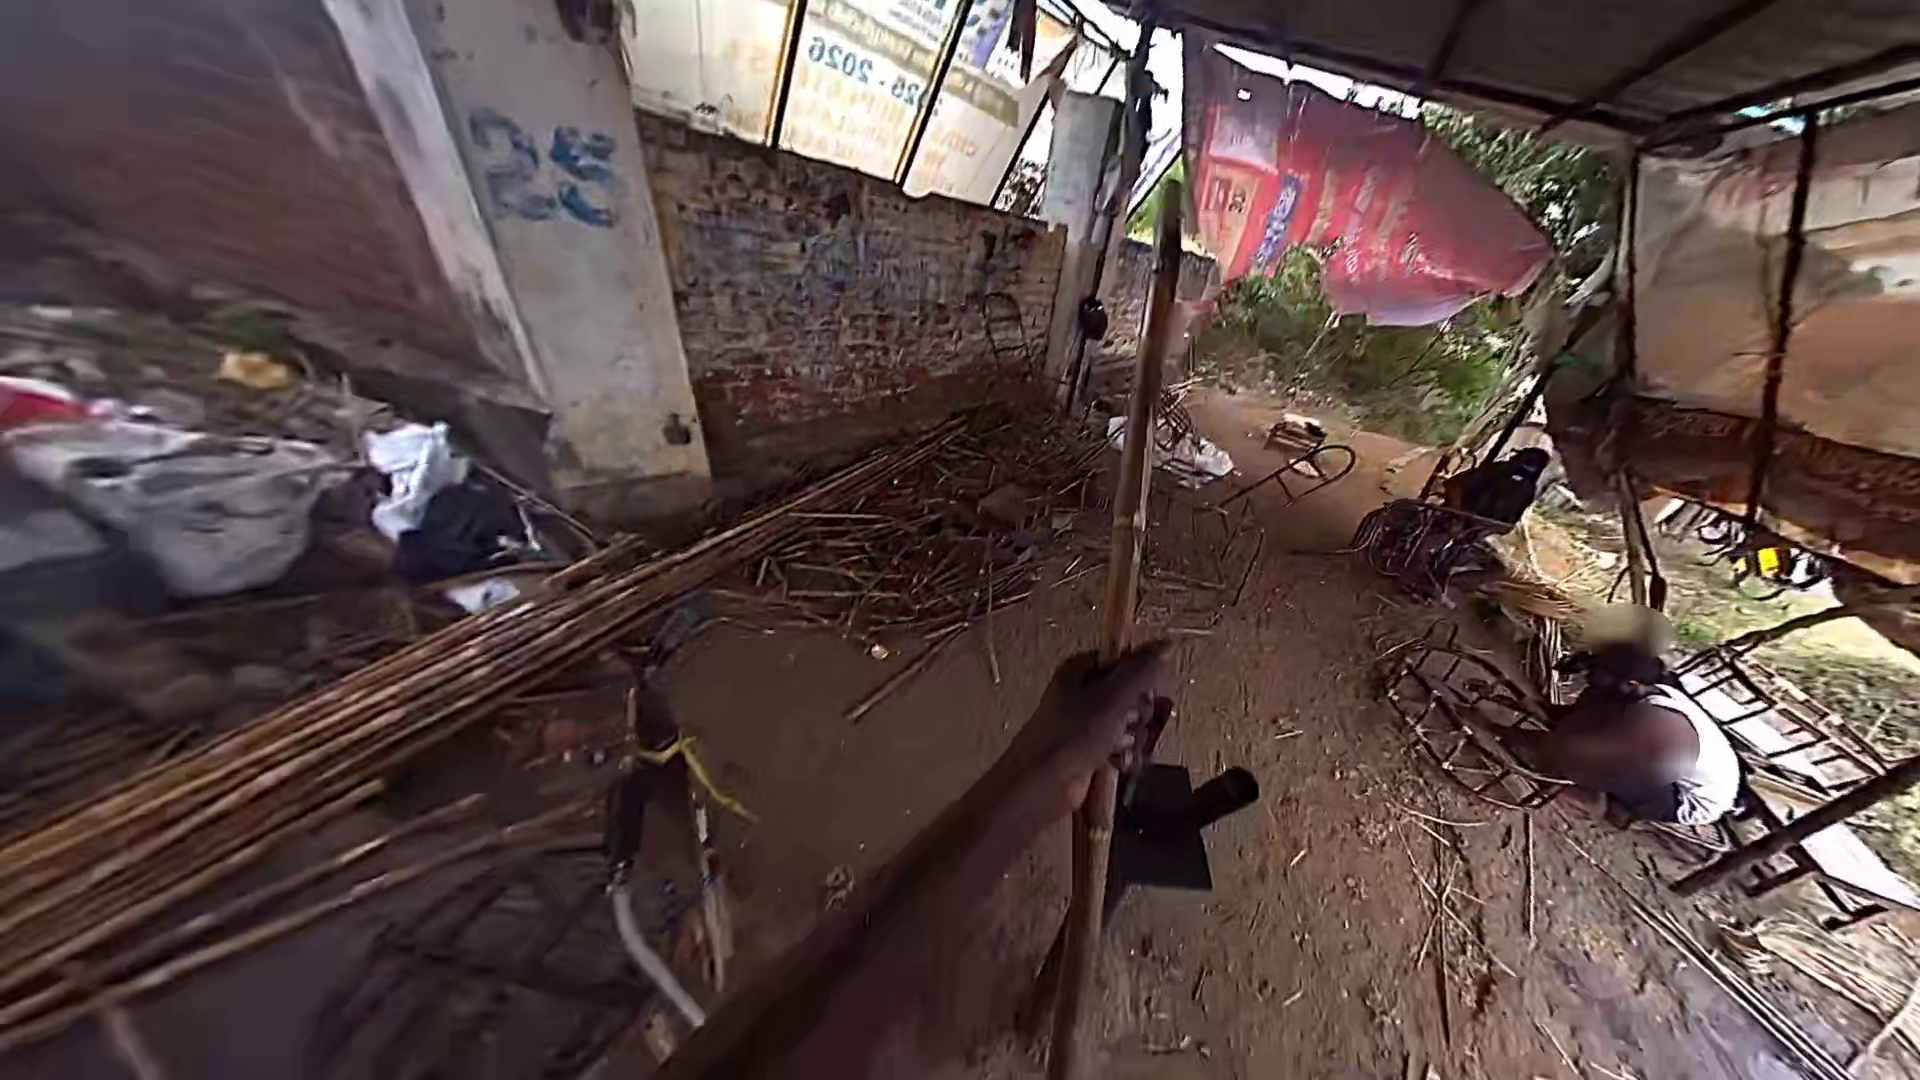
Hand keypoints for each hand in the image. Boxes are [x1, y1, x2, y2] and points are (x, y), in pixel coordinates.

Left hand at [1005, 643, 1166, 810]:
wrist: (1043, 783)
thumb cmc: (1075, 733)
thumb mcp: (1112, 697)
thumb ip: (1141, 670)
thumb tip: (1166, 644)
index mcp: (1080, 669)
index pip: (1123, 661)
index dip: (1139, 677)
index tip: (1144, 693)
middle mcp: (1081, 691)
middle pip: (1130, 693)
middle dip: (1138, 712)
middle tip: (1130, 723)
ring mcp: (1086, 721)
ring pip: (1129, 722)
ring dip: (1134, 736)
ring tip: (1122, 746)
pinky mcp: (1090, 748)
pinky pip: (1120, 744)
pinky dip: (1125, 754)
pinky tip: (1121, 764)